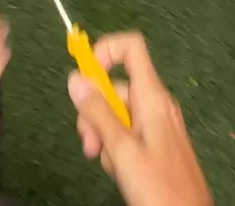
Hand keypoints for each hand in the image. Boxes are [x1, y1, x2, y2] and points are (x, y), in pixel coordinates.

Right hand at [69, 32, 212, 205]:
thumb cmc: (159, 187)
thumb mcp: (122, 150)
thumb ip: (98, 112)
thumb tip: (75, 76)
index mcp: (152, 97)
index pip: (131, 47)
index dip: (106, 51)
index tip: (86, 76)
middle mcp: (157, 104)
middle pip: (117, 86)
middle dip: (95, 110)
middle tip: (89, 143)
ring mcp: (159, 125)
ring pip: (120, 113)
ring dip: (104, 134)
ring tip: (108, 164)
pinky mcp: (158, 145)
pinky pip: (130, 132)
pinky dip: (118, 146)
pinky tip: (119, 170)